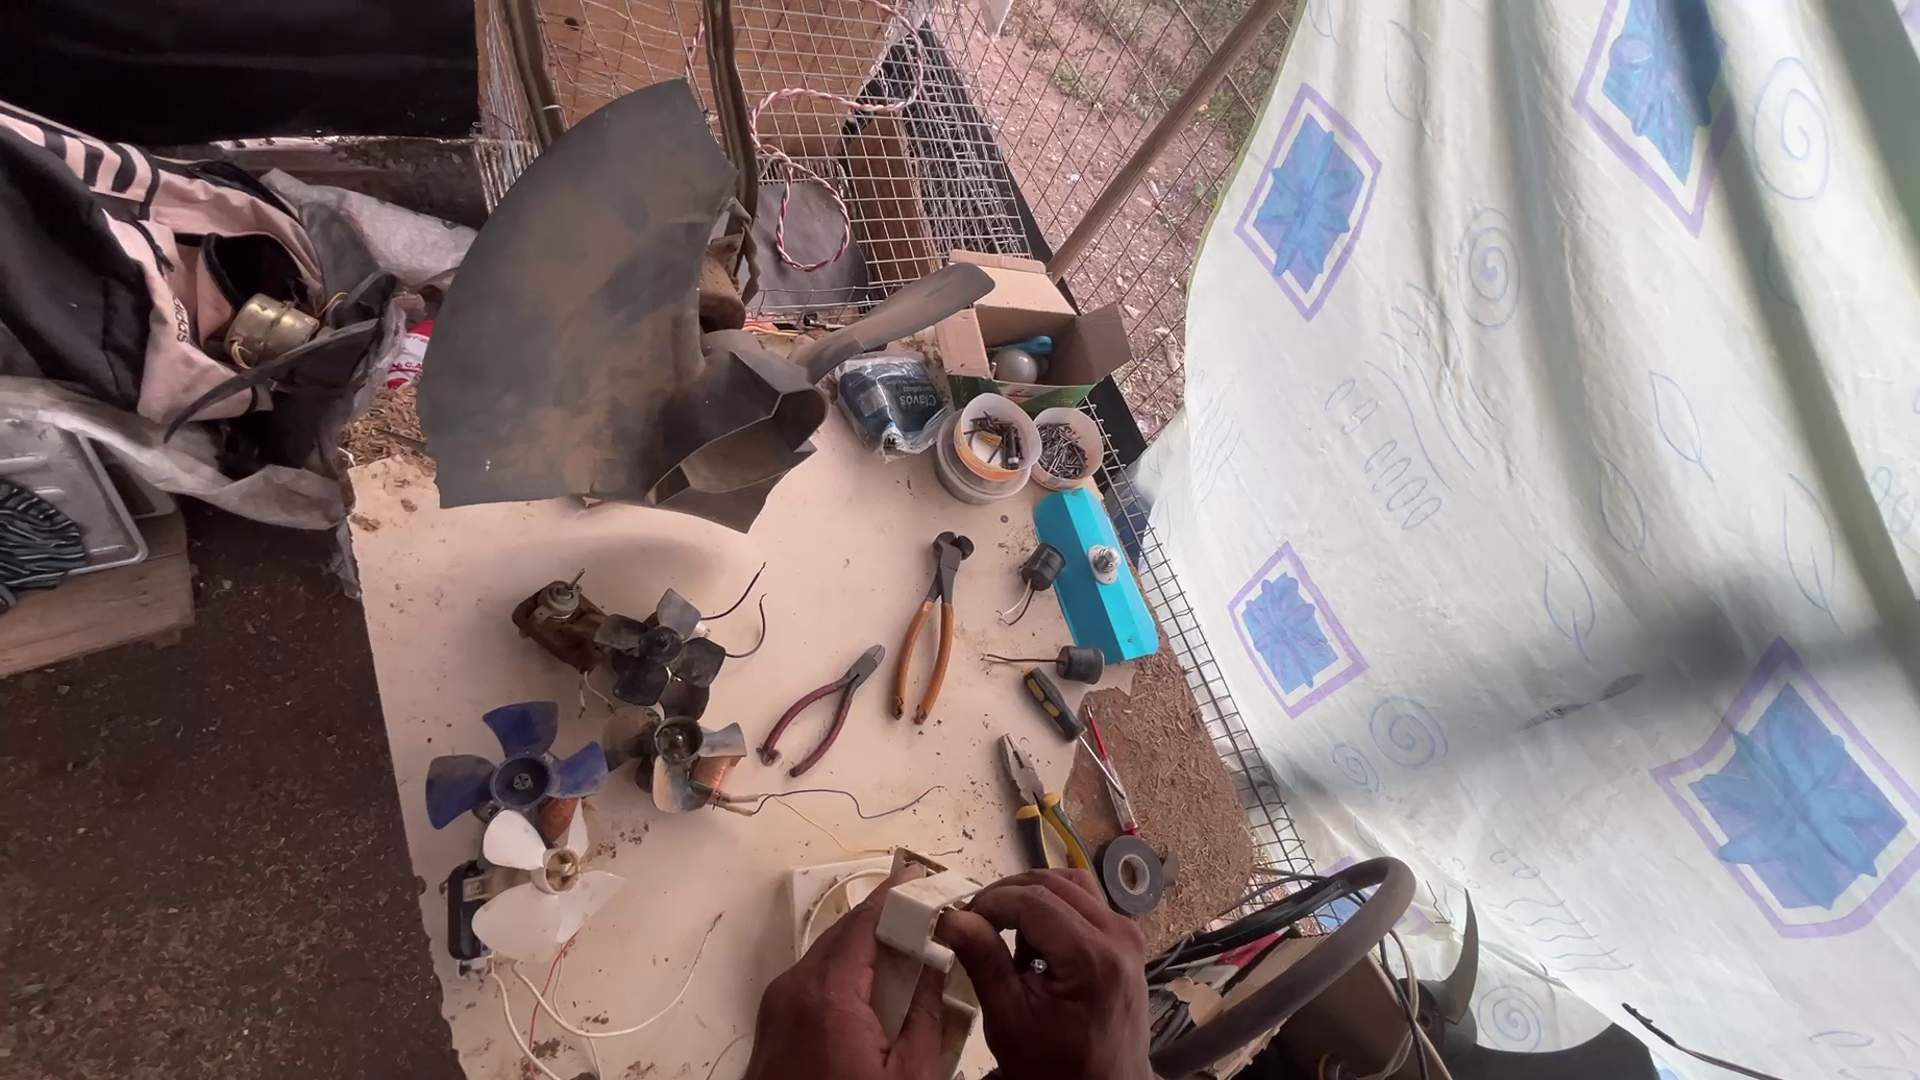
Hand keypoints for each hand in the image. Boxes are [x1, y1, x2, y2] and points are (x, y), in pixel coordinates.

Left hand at [741, 865, 947, 1079]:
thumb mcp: (909, 1077)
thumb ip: (925, 1013)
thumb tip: (934, 965)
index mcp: (829, 992)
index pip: (866, 919)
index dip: (896, 892)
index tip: (919, 873)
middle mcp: (795, 987)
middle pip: (845, 931)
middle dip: (884, 917)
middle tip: (921, 911)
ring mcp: (776, 1005)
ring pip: (827, 953)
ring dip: (863, 944)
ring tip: (903, 943)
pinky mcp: (770, 1025)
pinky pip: (812, 978)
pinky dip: (844, 969)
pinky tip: (871, 982)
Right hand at [936, 869, 1151, 1079]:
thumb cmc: (1055, 1068)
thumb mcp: (1008, 1021)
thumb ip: (983, 960)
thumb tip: (952, 916)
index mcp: (1092, 957)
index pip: (1032, 901)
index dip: (992, 901)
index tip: (964, 917)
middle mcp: (1118, 934)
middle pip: (1052, 884)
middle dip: (1008, 895)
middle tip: (978, 921)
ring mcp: (1126, 932)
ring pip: (1069, 883)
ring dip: (1032, 897)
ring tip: (1009, 933)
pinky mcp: (1125, 937)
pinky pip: (1084, 900)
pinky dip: (1054, 907)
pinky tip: (1037, 941)